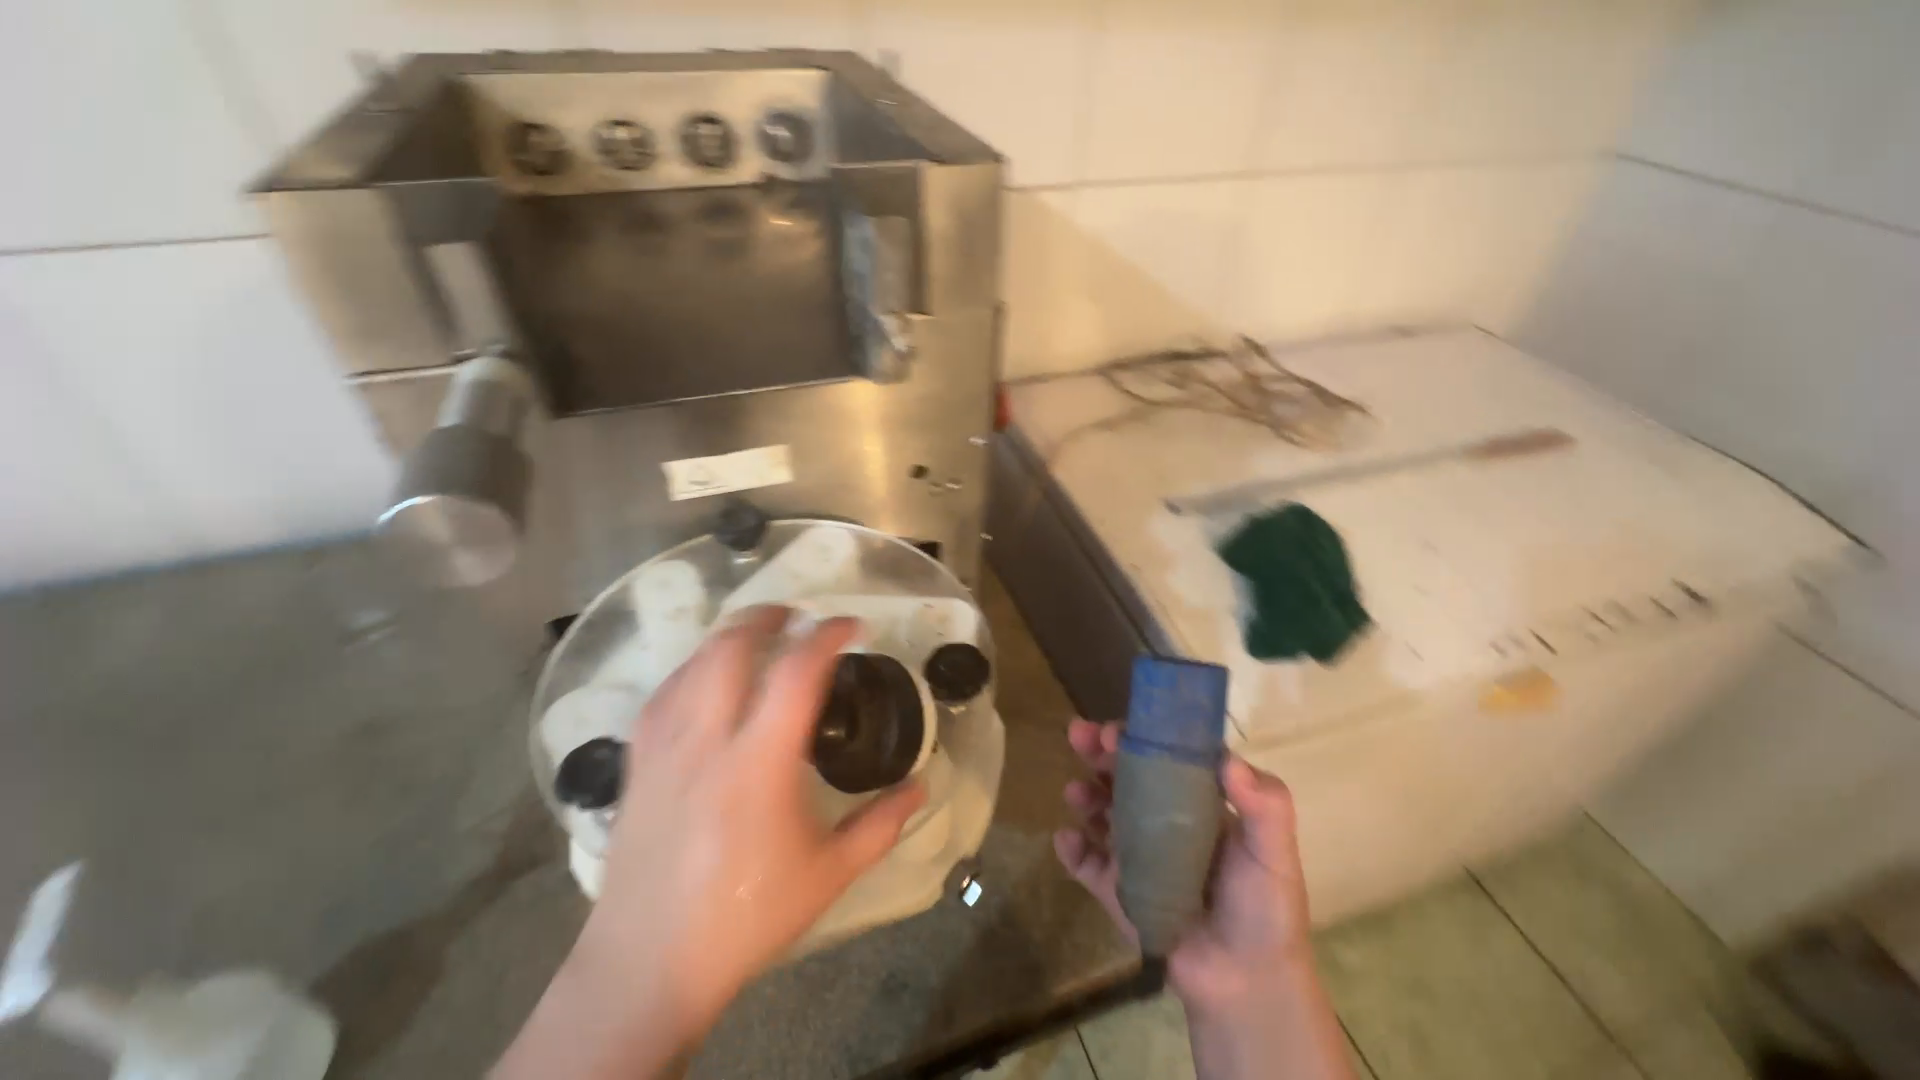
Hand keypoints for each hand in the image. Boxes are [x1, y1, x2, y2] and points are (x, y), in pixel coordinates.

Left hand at [498, 608, 925, 1078]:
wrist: (651, 960)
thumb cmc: (748, 917)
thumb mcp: (829, 873)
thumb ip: (880, 824)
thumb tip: (922, 788)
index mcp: (760, 762)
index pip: (797, 670)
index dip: (827, 635)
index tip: (852, 625)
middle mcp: (708, 739)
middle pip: (732, 648)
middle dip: (768, 616)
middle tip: (798, 616)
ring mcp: (665, 749)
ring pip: (692, 663)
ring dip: (728, 637)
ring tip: (756, 634)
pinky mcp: (638, 765)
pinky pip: (660, 695)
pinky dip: (689, 670)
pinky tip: (702, 677)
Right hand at [1054, 719, 1353, 1079]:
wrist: (1245, 984)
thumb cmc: (1264, 910)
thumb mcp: (1274, 852)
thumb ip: (1264, 804)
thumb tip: (1227, 758)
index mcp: (1201, 806)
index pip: (1166, 759)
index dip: (1143, 738)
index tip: (1121, 727)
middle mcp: (1165, 824)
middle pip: (1126, 778)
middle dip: (1100, 754)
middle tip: (1078, 736)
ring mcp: (1137, 856)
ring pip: (1101, 815)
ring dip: (1085, 796)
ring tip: (1075, 791)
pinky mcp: (1117, 892)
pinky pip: (1087, 865)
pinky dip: (1072, 850)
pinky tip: (1066, 840)